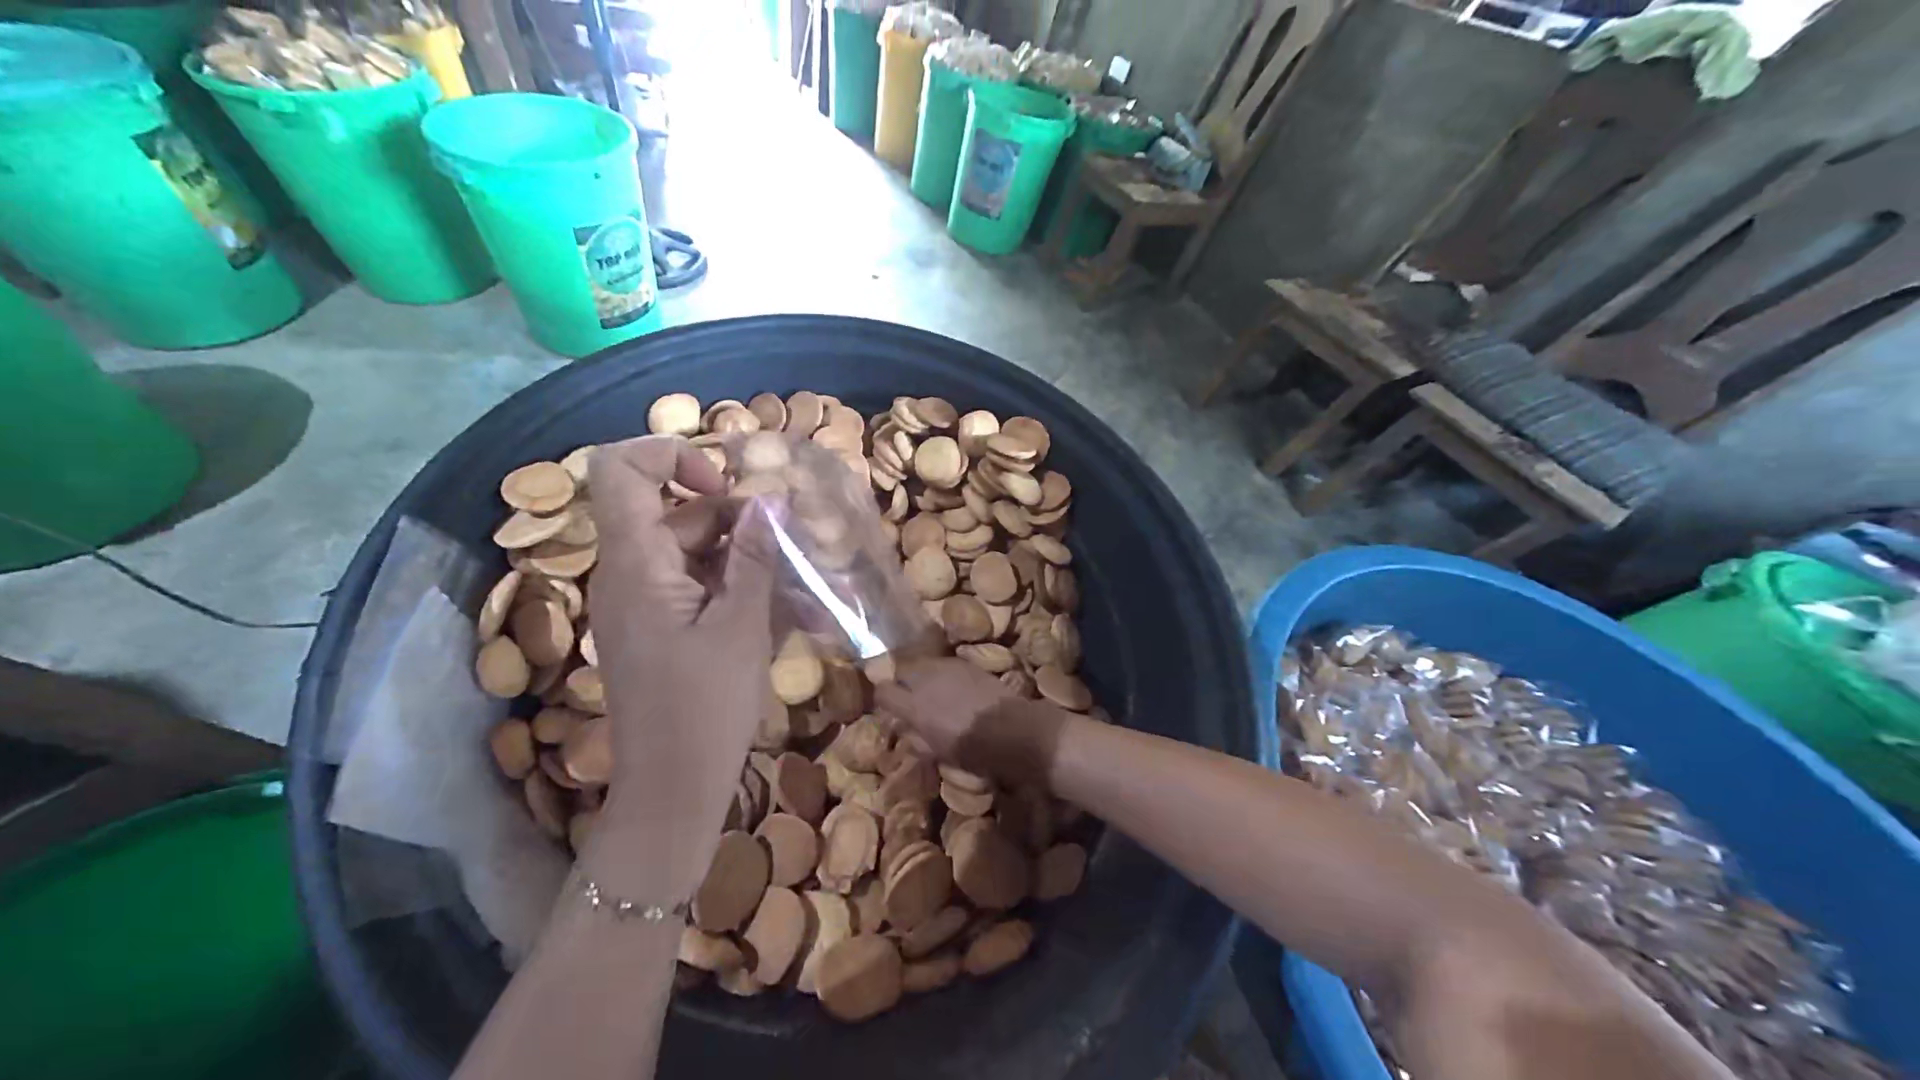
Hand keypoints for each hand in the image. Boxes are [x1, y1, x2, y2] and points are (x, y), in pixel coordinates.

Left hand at [584, 437, 775, 889]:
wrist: (671, 788)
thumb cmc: (705, 707)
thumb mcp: (742, 627)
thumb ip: (753, 558)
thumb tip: (767, 501)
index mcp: (635, 564)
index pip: (622, 469)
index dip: (673, 456)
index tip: (727, 489)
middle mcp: (626, 573)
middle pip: (670, 510)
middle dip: (731, 517)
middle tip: (786, 547)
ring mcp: (638, 602)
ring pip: (687, 549)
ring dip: (741, 555)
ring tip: (797, 582)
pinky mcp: (654, 627)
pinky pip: (691, 584)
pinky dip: (731, 585)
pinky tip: (778, 608)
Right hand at [874, 658, 1070, 785]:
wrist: (1011, 728)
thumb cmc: (972, 749)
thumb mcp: (937, 752)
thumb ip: (915, 737)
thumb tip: (904, 727)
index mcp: (914, 706)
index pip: (883, 691)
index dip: (883, 698)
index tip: (889, 708)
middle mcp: (925, 680)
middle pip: (902, 671)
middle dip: (902, 682)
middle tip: (912, 698)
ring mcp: (946, 667)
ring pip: (923, 664)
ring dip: (923, 675)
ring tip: (934, 690)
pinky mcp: (966, 662)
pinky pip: (944, 664)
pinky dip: (943, 673)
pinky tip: (955, 686)